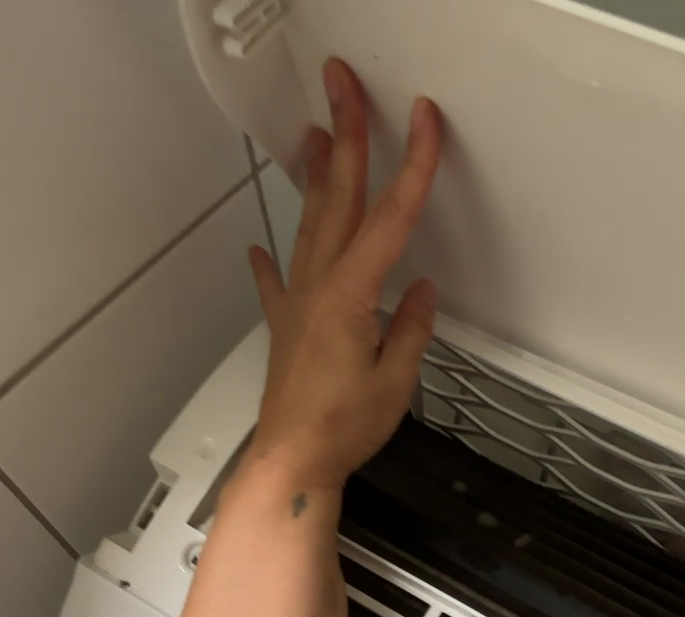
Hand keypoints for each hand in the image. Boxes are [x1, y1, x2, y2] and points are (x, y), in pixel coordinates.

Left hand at [244, 58, 444, 490]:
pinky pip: (277, 283)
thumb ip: (412, 329)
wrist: (292, 459)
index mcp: (351, 295)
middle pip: (338, 201)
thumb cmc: (341, 426)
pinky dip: (270, 262)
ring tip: (315, 138)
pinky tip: (258, 248)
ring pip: (308, 228)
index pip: (391, 218)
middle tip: (342, 89)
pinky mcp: (286, 329)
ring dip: (316, 181)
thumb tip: (422, 294)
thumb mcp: (395, 379)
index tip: (425, 123)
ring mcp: (297, 305)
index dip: (412, 167)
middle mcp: (318, 288)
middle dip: (346, 139)